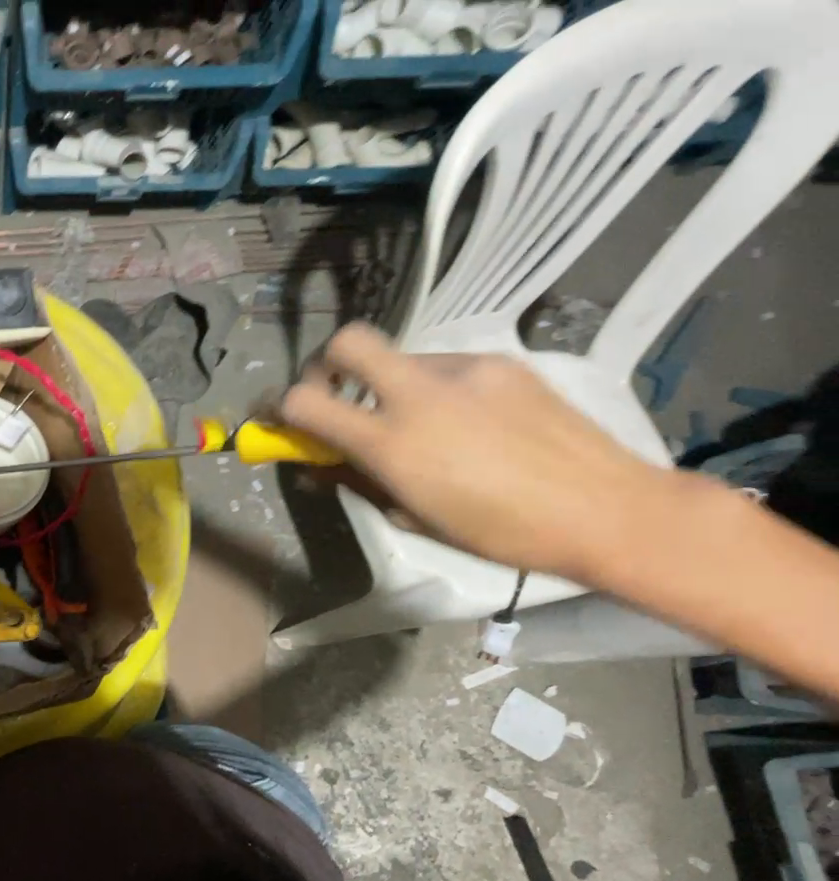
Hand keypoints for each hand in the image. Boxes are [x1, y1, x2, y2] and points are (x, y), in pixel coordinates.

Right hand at [279, 323, 695, 580]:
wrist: (607, 510)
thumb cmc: (499, 533)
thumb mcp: (412, 517)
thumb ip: (359, 482)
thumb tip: (318, 466)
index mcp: (392, 443)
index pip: (305, 402)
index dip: (279, 406)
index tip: (280, 417)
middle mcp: (421, 394)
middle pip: (348, 342)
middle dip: (326, 363)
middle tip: (335, 392)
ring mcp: (466, 371)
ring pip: (402, 358)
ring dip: (389, 384)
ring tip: (418, 422)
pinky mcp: (503, 364)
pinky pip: (448, 366)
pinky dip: (436, 388)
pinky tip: (465, 421)